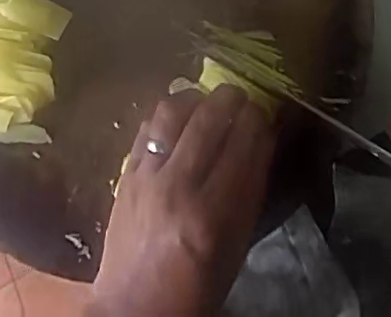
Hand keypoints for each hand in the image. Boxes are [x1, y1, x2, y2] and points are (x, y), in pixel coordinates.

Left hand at [90, 85, 276, 316]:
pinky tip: (180, 116)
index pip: (240, 148)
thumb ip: (249, 192)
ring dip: (195, 99)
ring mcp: (146, 175)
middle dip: (230, 99)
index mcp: (209, 216)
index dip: (256, 121)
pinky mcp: (125, 170)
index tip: (265, 109)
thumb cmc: (195, 286)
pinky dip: (168, 114)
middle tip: (241, 95)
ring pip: (172, 112)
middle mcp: (176, 187)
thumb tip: (264, 139)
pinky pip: (148, 125)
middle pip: (206, 121)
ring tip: (209, 101)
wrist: (134, 307)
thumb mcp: (234, 248)